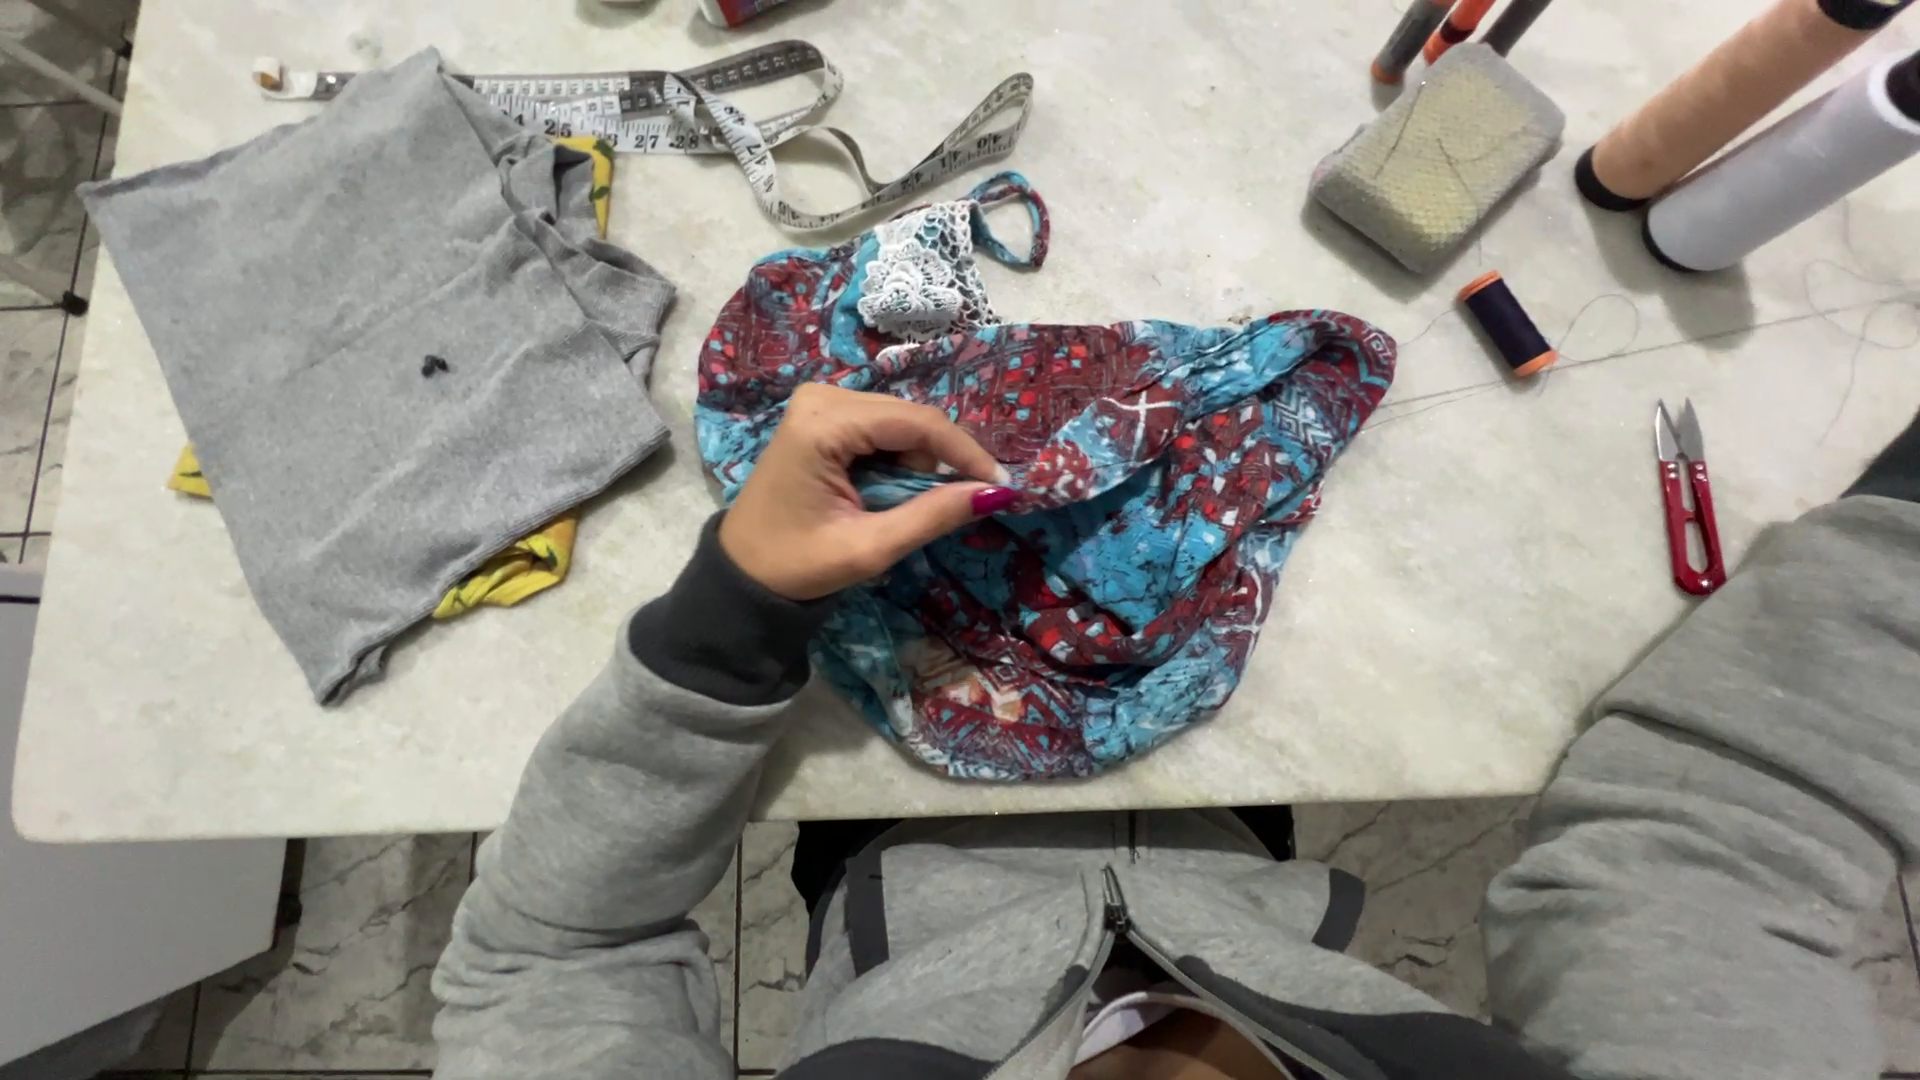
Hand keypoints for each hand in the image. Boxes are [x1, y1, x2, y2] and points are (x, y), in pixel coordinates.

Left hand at [720, 385, 1016, 599]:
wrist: (742, 572)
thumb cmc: (797, 565)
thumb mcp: (869, 548)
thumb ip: (932, 516)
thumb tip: (996, 492)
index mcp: (824, 423)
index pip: (917, 423)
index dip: (965, 453)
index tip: (1001, 484)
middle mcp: (823, 397)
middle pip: (911, 417)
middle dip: (940, 459)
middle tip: (961, 500)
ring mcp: (820, 403)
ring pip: (901, 422)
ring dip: (919, 461)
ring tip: (911, 504)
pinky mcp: (822, 416)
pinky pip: (882, 428)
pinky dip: (900, 458)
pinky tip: (891, 489)